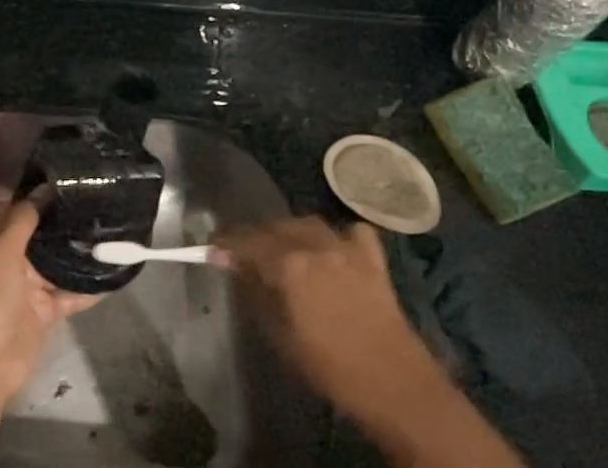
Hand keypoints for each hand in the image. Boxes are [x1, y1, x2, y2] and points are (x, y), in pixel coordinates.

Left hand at [0, 197, 102, 467]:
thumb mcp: (2, 252)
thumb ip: (23, 220)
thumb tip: (43, 188)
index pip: (16, 211)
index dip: (36, 195)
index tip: (67, 178)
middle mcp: (10, 260)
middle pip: (40, 236)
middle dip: (63, 222)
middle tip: (97, 200)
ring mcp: (29, 287)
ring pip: (58, 264)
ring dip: (80, 252)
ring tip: (111, 229)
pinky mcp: (46, 312)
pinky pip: (71, 294)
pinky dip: (91, 286)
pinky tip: (115, 272)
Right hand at [215, 217, 446, 423]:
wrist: (395, 384)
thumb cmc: (330, 367)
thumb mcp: (280, 335)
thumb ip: (256, 293)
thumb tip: (236, 267)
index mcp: (289, 265)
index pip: (246, 241)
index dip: (226, 244)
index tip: (212, 249)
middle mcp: (316, 246)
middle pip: (275, 227)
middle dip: (255, 236)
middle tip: (244, 252)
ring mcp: (348, 249)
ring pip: (309, 223)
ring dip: (291, 231)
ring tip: (284, 247)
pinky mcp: (374, 261)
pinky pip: (352, 232)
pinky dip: (339, 235)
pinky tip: (333, 248)